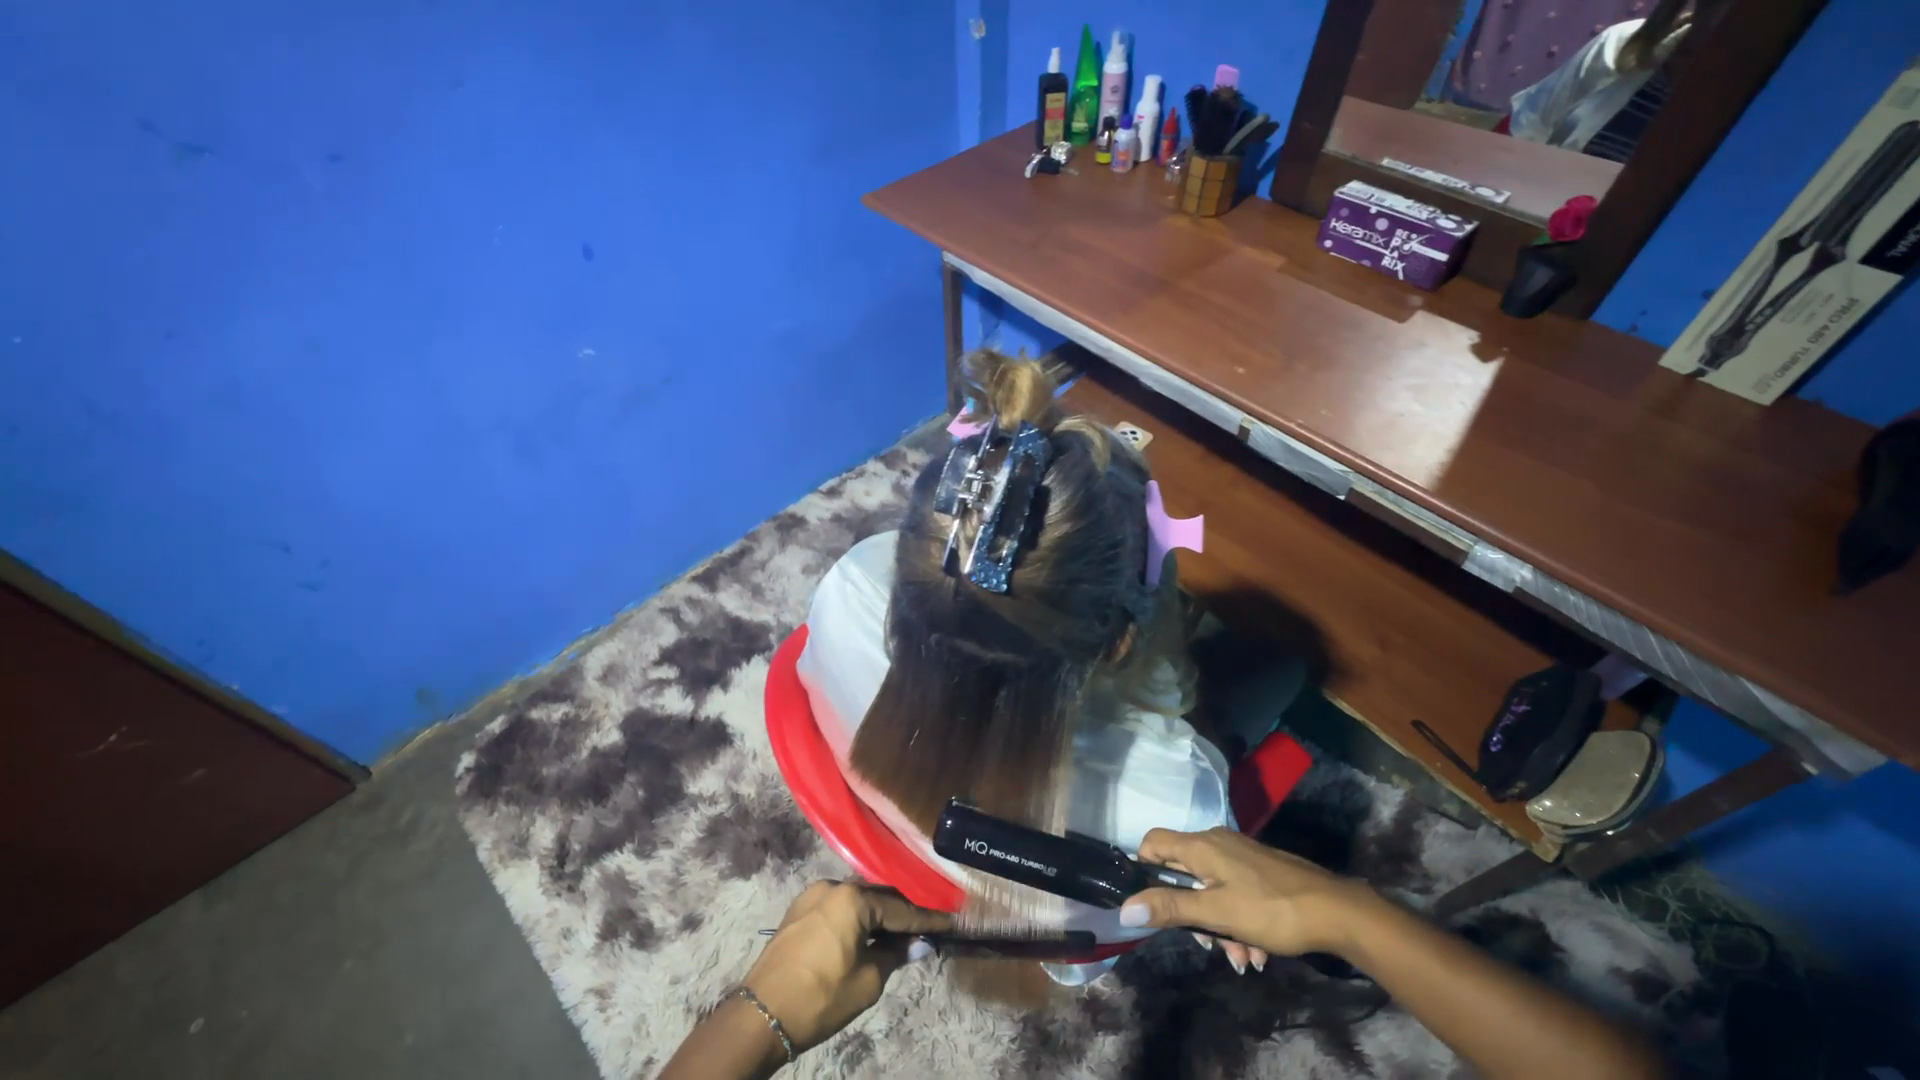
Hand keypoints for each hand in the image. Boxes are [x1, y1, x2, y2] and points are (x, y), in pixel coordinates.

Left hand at [743, 882, 951, 1053]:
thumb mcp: (868, 981)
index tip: (950, 923)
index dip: (927, 920)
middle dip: (902, 915)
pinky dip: (856, 919)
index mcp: (852, 899)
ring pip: (856, 902)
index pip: (900, 909)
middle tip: (926, 930)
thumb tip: (919, 944)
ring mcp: (811, 896)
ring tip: (899, 934)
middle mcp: (832, 886)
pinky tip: (868, 934)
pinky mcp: (798, 911)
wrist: (762, 1015)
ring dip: (877, 917)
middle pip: (878, 898)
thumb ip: (896, 955)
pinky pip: (837, 908)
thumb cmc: (821, 997)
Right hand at [1118, 828, 1373, 966]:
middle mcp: (1218, 843)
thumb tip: (1124, 908)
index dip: (1144, 869)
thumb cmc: (1271, 910)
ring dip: (1219, 926)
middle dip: (1191, 913)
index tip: (1153, 903)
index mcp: (1201, 846)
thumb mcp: (1216, 913)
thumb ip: (1170, 908)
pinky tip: (1257, 952)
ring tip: (1242, 960)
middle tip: (1209, 945)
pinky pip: (1235, 893)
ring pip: (1212, 889)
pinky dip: (1239, 921)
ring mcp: (1242, 856)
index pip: (1153, 842)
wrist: (1338, 911)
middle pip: (1183, 873)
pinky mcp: (1262, 870)